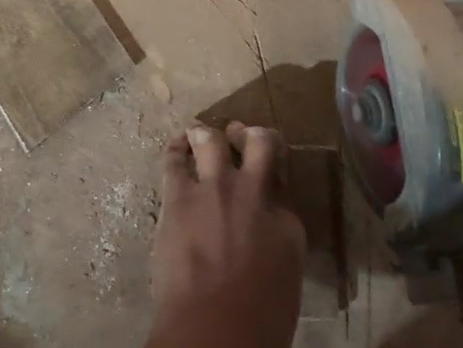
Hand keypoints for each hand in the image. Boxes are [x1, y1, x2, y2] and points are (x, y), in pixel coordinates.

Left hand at [145, 122, 305, 347]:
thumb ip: (276, 245)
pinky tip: (176, 145)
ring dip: (206, 134)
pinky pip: (174, 158)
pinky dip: (175, 148)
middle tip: (239, 135)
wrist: (215, 327)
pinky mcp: (180, 194)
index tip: (262, 183)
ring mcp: (216, 188)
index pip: (281, 185)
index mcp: (287, 223)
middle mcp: (255, 194)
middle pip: (258, 143)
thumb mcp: (285, 279)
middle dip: (249, 135)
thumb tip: (263, 235)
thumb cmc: (258, 320)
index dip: (271, 181)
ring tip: (199, 134)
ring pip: (211, 139)